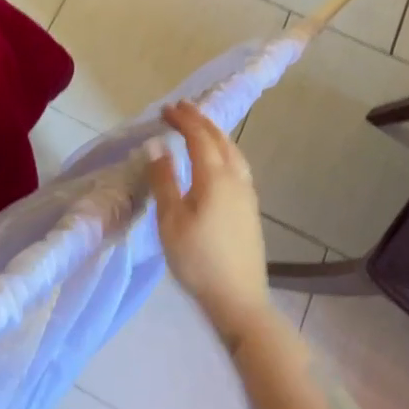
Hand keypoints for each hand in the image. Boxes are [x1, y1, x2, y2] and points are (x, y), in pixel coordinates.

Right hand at [144, 101, 272, 344]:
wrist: (239, 299)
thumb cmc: (198, 260)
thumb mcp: (171, 221)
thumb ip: (164, 181)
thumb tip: (158, 147)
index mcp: (215, 178)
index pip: (199, 137)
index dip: (183, 120)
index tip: (165, 109)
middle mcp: (236, 179)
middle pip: (221, 140)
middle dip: (201, 121)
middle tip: (182, 109)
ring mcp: (248, 195)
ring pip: (234, 152)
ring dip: (216, 134)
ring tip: (200, 128)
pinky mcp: (250, 210)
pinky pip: (238, 165)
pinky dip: (224, 151)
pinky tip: (218, 161)